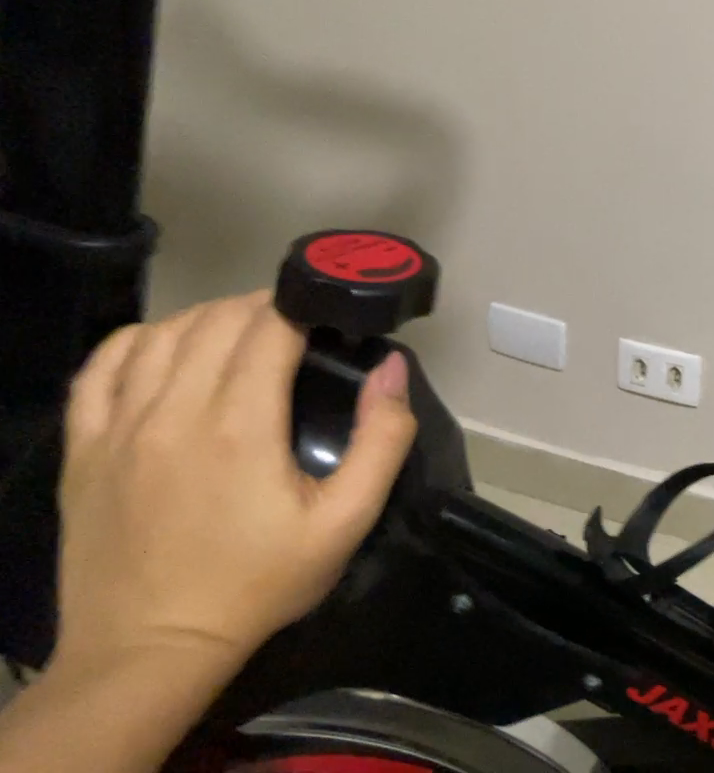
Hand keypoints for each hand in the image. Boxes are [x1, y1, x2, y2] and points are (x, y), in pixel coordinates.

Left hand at [52, 291, 416, 676]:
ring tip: (246, 326)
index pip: (268, 330)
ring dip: (208, 316)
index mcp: (240, 427)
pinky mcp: (82, 450)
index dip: (303, 305)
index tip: (333, 308)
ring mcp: (116, 430)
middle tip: (302, 317)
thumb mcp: (349, 518)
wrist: (151, 648)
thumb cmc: (261, 581)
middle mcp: (172, 415)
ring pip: (159, 336)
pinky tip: (168, 344)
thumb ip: (382, 438)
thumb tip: (391, 368)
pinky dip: (138, 341)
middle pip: (214, 323)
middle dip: (263, 305)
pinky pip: (100, 369)